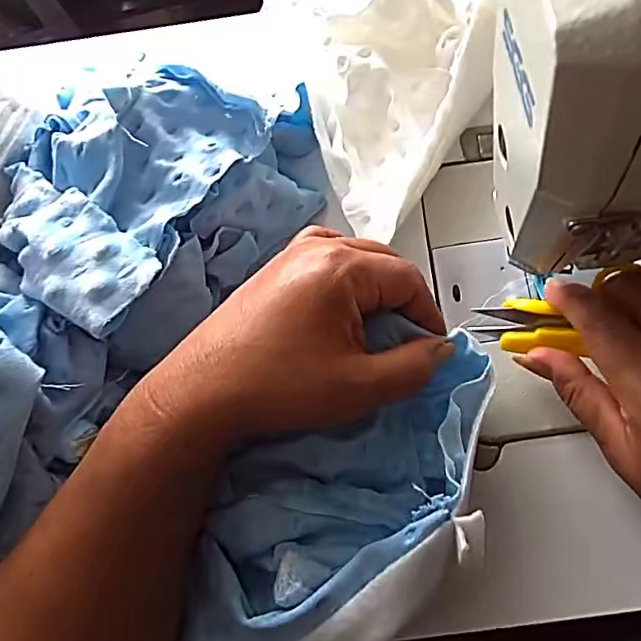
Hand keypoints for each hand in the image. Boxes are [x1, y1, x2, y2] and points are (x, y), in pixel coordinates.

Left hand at [131, 226, 450, 450]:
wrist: (200, 394)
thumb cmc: (276, 387)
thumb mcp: (359, 386)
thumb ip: (413, 367)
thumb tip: (440, 349)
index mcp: (341, 265)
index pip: (409, 278)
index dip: (427, 316)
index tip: (428, 350)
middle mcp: (317, 246)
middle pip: (385, 264)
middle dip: (401, 303)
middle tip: (399, 346)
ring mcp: (292, 253)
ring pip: (358, 262)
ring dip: (374, 294)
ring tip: (367, 336)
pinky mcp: (275, 268)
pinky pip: (329, 263)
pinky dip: (346, 287)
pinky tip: (336, 320)